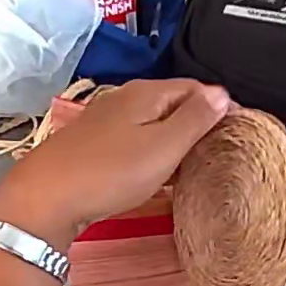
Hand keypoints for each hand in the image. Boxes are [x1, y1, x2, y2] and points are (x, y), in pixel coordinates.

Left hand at [0, 80, 230, 249]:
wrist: (47, 197)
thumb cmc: (111, 172)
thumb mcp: (163, 146)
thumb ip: (194, 118)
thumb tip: (221, 92)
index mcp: (147, 93)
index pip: (197, 87)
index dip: (220, 106)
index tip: (237, 131)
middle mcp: (126, 98)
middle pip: (174, 103)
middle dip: (199, 122)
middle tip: (219, 150)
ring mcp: (107, 120)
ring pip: (154, 123)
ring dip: (176, 139)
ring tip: (194, 164)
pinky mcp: (94, 143)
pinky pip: (136, 140)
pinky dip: (154, 151)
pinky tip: (157, 173)